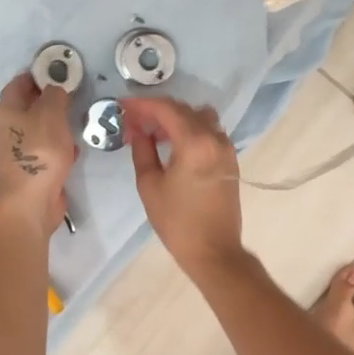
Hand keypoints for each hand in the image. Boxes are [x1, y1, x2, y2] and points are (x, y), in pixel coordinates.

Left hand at [0, 73, 76, 233]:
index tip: (59, 70)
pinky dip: (61, 147)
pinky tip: (75, 149)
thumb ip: (55, 95)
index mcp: (9, 110)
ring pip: (42, 129)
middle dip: (52, 99)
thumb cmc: (39, 152)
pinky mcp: (35, 168)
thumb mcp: (50, 114)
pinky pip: (49, 151)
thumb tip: (56, 89)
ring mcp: (22, 150)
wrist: (32, 202)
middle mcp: (12, 128)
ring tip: (79, 118)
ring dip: (59, 124)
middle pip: (31, 106)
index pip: (19, 83)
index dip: (37, 74)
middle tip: (75, 94)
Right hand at [123, 97, 246, 279]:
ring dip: (176, 119)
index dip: (142, 104)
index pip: (166, 109)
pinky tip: (174, 145)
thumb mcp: (149, 185)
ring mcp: (226, 148)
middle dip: (157, 111)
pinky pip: (209, 132)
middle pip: (184, 110)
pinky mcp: (230, 160)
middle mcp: (215, 138)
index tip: (123, 106)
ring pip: (200, 117)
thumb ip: (143, 150)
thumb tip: (139, 130)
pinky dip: (191, 130)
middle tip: (134, 123)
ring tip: (155, 133)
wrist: (212, 249)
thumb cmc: (176, 221)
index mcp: (194, 143)